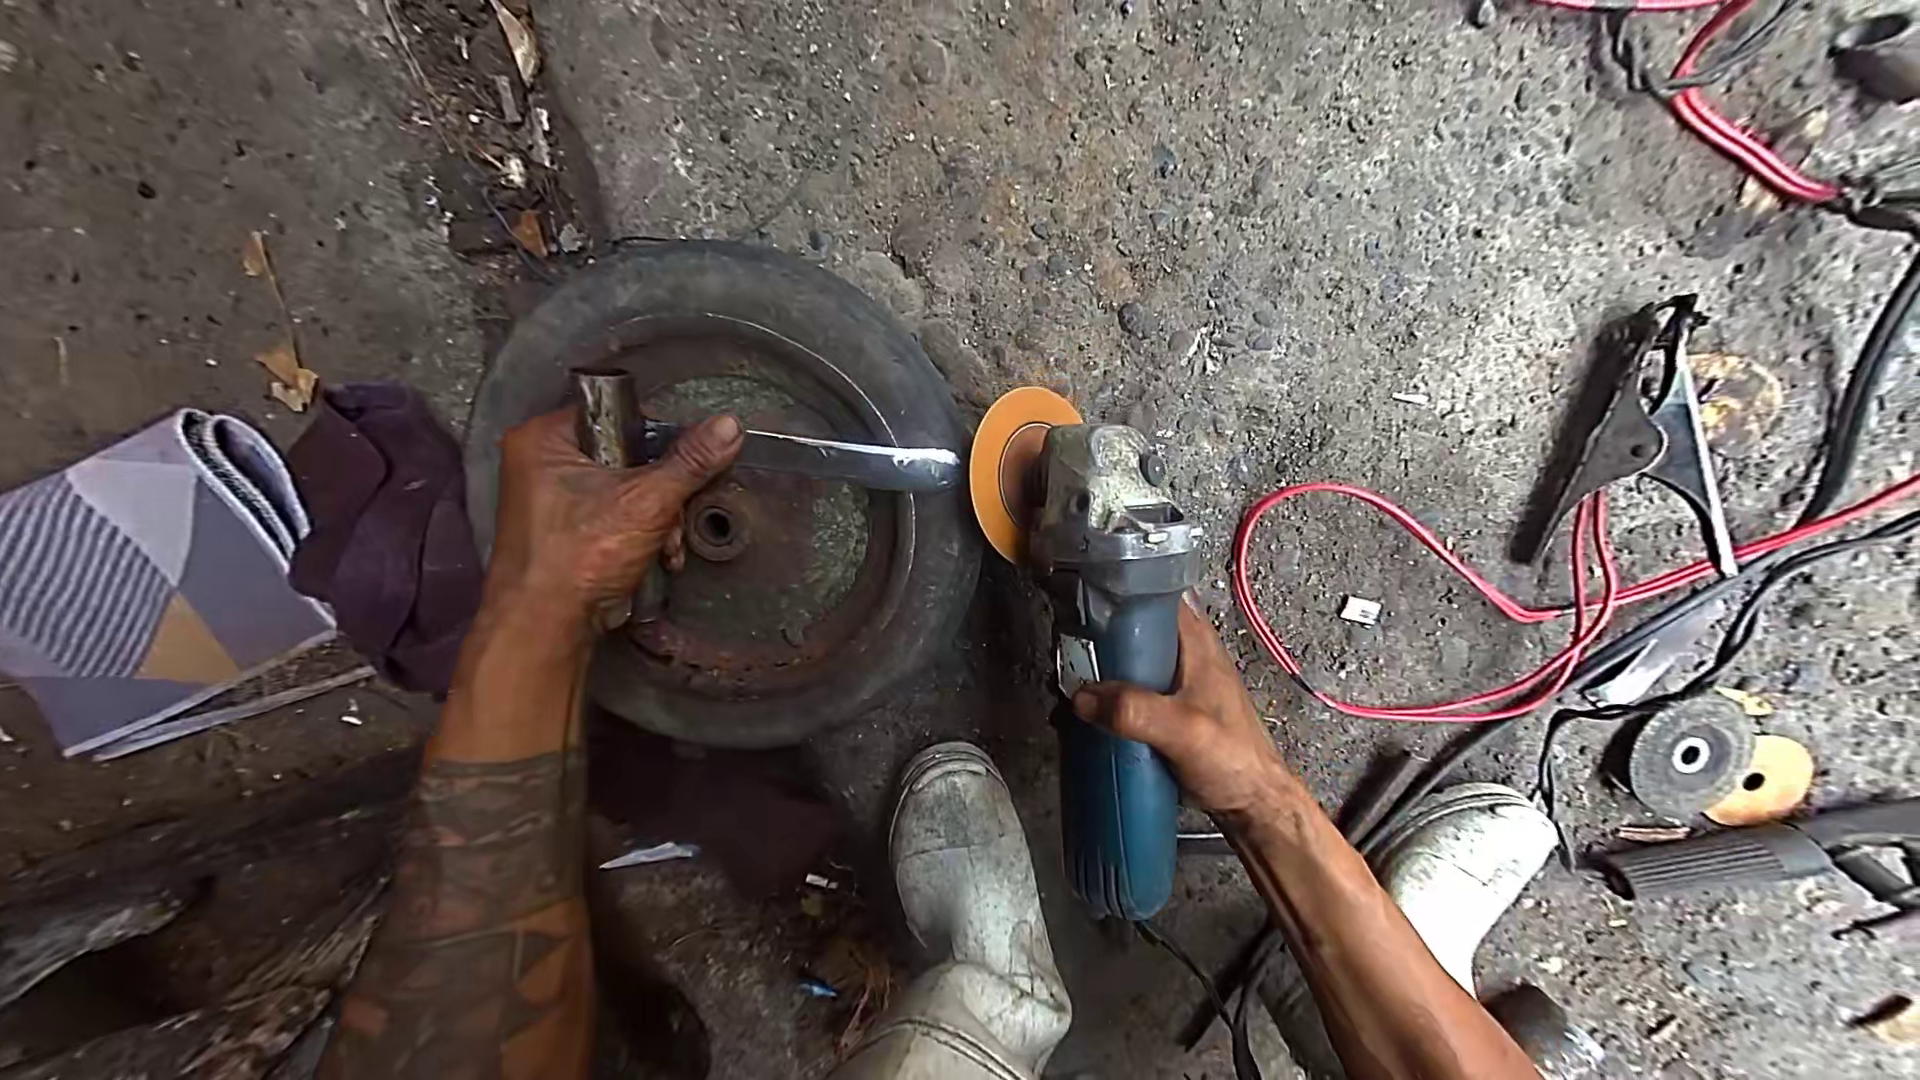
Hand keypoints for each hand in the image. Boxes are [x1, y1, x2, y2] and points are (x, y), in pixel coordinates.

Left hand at [484, 407, 742, 622]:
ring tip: (663, 542)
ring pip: (632, 488)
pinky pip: (621, 513)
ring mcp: (555, 497)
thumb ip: (690, 462)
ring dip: (661, 517)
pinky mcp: (570, 527)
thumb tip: (727, 427)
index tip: (679, 466)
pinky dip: (645, 533)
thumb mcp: (648, 501)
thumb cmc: (575, 560)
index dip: (658, 439)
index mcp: (546, 438)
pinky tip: (654, 552)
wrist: (547, 626)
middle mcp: (544, 462)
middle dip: (665, 492)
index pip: (620, 414)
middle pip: (632, 456)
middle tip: (671, 514)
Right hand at [1070, 599, 1299, 818]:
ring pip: (1125, 659)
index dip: (1113, 593)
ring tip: (1068, 684)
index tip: (1079, 603)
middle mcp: (1182, 651)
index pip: (1149, 594)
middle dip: (1094, 637)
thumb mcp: (1183, 731)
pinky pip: (1126, 689)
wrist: (1251, 804)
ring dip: (1096, 669)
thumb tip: (1083, 698)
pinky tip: (1088, 711)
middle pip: (1129, 626)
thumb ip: (1133, 711)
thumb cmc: (1235, 761)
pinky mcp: (1164, 705)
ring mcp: (1172, 679)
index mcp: (1193, 639)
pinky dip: (1105, 695)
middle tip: (1064, 653)